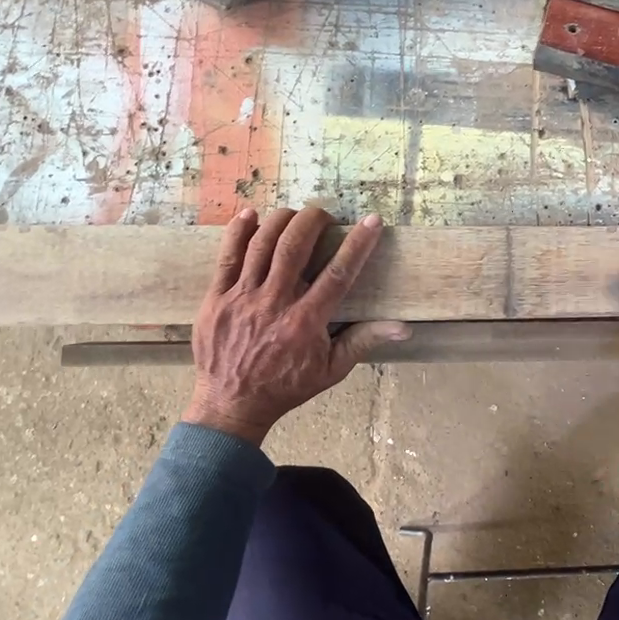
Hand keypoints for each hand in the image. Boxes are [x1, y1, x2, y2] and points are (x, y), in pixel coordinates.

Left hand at [184, 207, 409, 445]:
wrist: (230, 406)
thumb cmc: (288, 386)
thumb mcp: (332, 369)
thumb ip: (364, 340)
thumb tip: (403, 328)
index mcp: (306, 322)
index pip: (339, 273)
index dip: (358, 244)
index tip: (373, 221)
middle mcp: (274, 304)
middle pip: (293, 248)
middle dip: (313, 221)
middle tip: (324, 214)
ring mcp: (241, 299)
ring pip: (261, 246)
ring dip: (280, 221)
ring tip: (294, 214)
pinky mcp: (215, 299)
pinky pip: (226, 257)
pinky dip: (238, 232)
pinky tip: (250, 214)